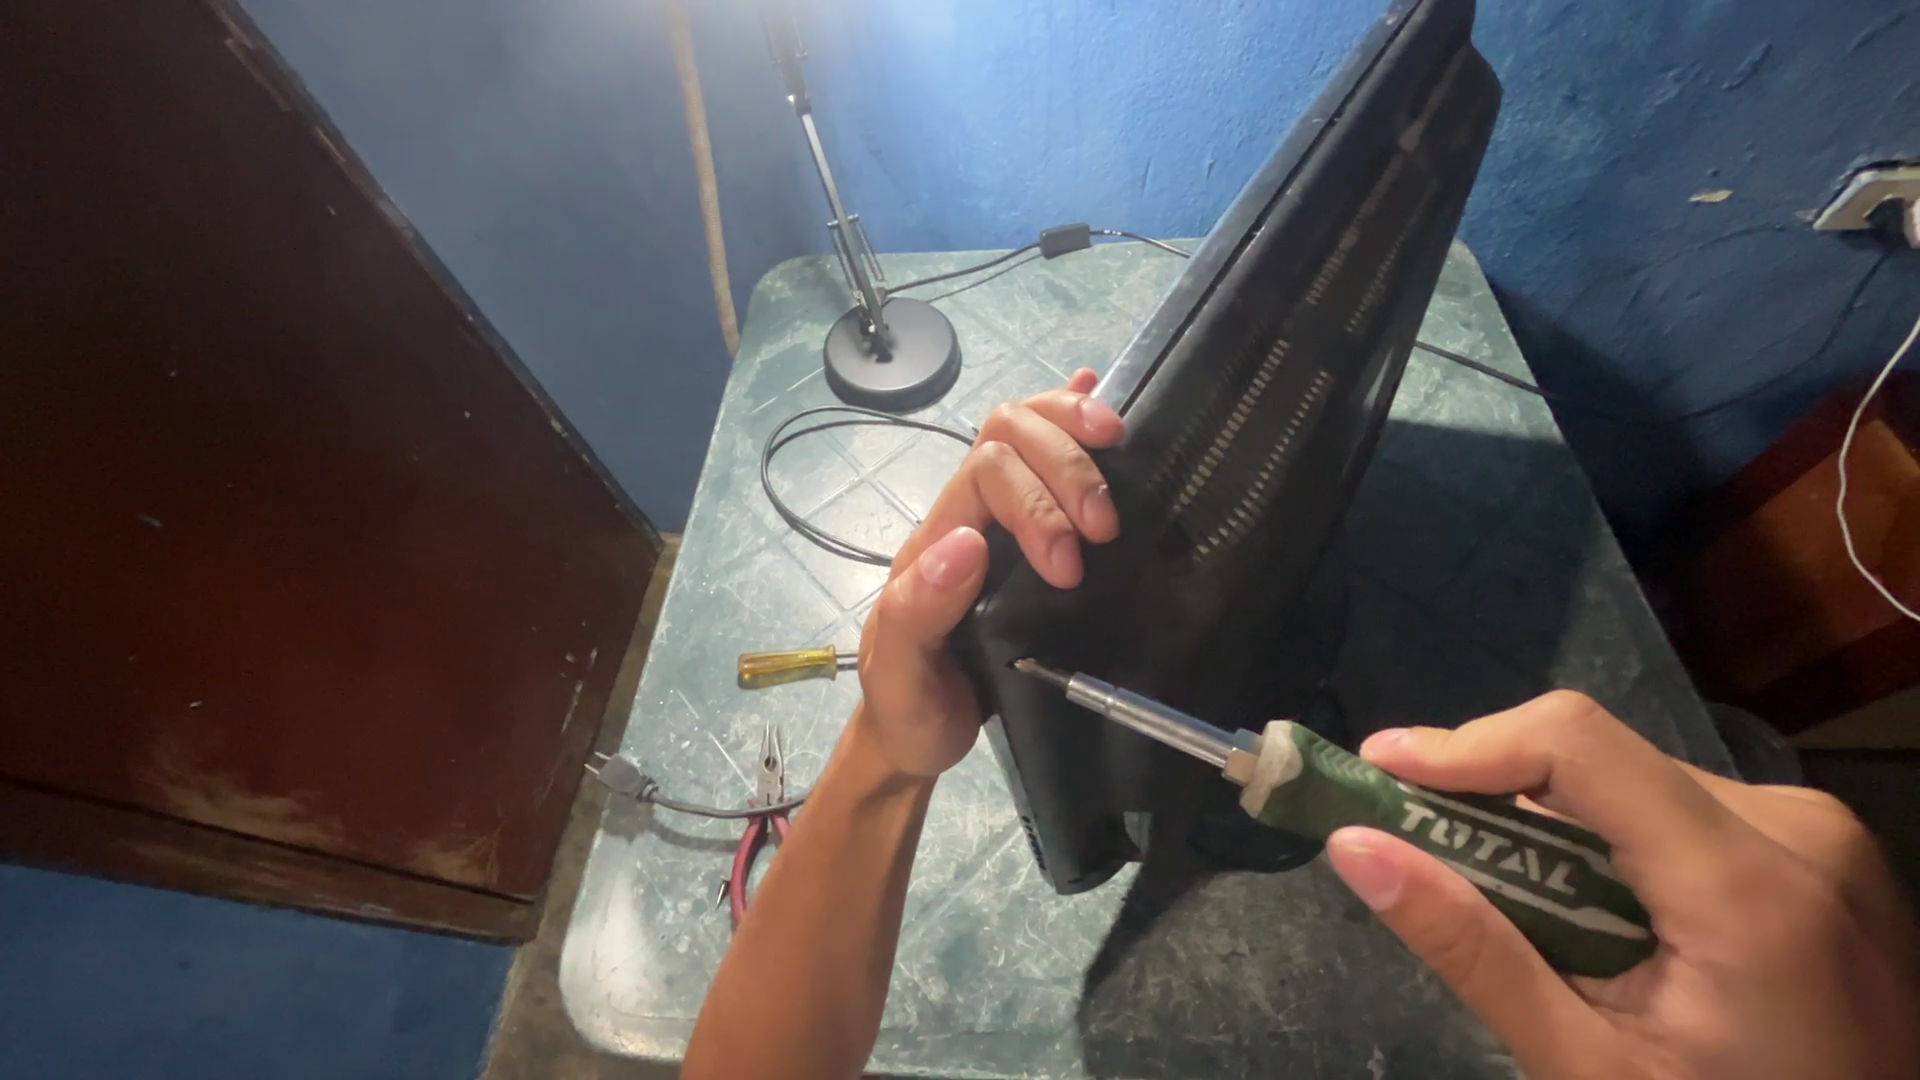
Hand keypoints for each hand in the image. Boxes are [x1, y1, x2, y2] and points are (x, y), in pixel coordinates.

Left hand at [851, 368, 1125, 778]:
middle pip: (1009, 433)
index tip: (1069, 567)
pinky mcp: (1026, 539)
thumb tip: (966, 544)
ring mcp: (996, 521)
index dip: (1037, 502)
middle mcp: (966, 516)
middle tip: (1105, 528)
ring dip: (1075, 431)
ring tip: (1121, 444)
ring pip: (1026, 430)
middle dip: (1067, 467)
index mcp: (936, 540)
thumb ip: (916, 613)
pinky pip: (1042, 458)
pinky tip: (1097, 390)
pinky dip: (1068, 418)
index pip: (987, 472)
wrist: (915, 730)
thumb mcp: (900, 674)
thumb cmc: (909, 706)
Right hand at [1324, 691, 1919, 1079]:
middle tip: (1413, 832)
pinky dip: (1581, 824)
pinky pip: (1651, 792)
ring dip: (1527, 808)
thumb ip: (1467, 947)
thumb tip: (1351, 844)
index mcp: (1752, 889)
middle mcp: (1792, 829)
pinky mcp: (1805, 842)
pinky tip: (1570, 889)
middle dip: (1483, 785)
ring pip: (1613, 767)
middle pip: (1586, 751)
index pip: (1575, 744)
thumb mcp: (1586, 1067)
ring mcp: (1811, 832)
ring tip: (1490, 877)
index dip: (1463, 743)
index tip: (1379, 767)